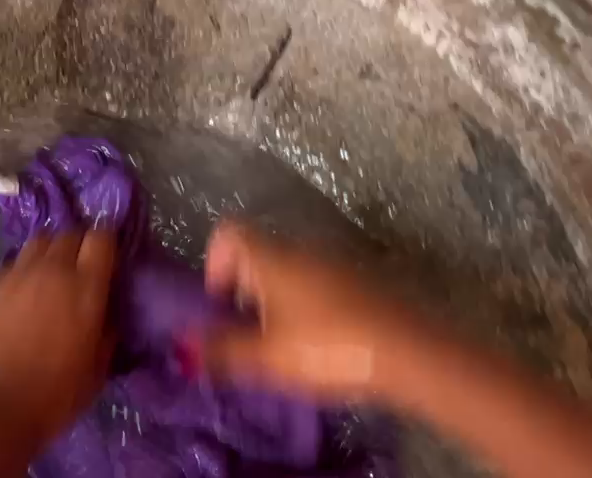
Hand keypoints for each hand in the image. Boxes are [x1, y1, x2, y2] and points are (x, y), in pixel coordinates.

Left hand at [0, 230, 117, 446]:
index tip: (106, 258)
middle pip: (70, 233)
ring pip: (39, 242)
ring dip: (49, 253)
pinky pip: (13, 264)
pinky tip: (19, 296)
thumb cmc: (53, 396)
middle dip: (78, 246)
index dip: (106, 243)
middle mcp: (52, 269)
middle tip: (78, 270)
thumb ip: (106, 332)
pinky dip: (22, 272)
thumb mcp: (96, 371)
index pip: (102, 237)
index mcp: (85, 287)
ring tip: (48, 276)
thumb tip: (107, 312)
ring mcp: (17, 273)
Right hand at [199, 221, 423, 404]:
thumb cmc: (327, 346)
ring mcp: (331, 258)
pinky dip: (305, 302)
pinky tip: (319, 340)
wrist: (408, 349)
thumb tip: (183, 346)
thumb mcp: (268, 358)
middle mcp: (296, 245)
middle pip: (256, 252)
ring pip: (287, 267)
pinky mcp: (358, 277)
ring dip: (275, 298)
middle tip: (248, 332)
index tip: (220, 305)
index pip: (227, 232)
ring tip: (283, 342)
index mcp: (269, 255)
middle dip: (244, 289)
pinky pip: (315, 279)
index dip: (214, 263)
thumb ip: (222, 351)